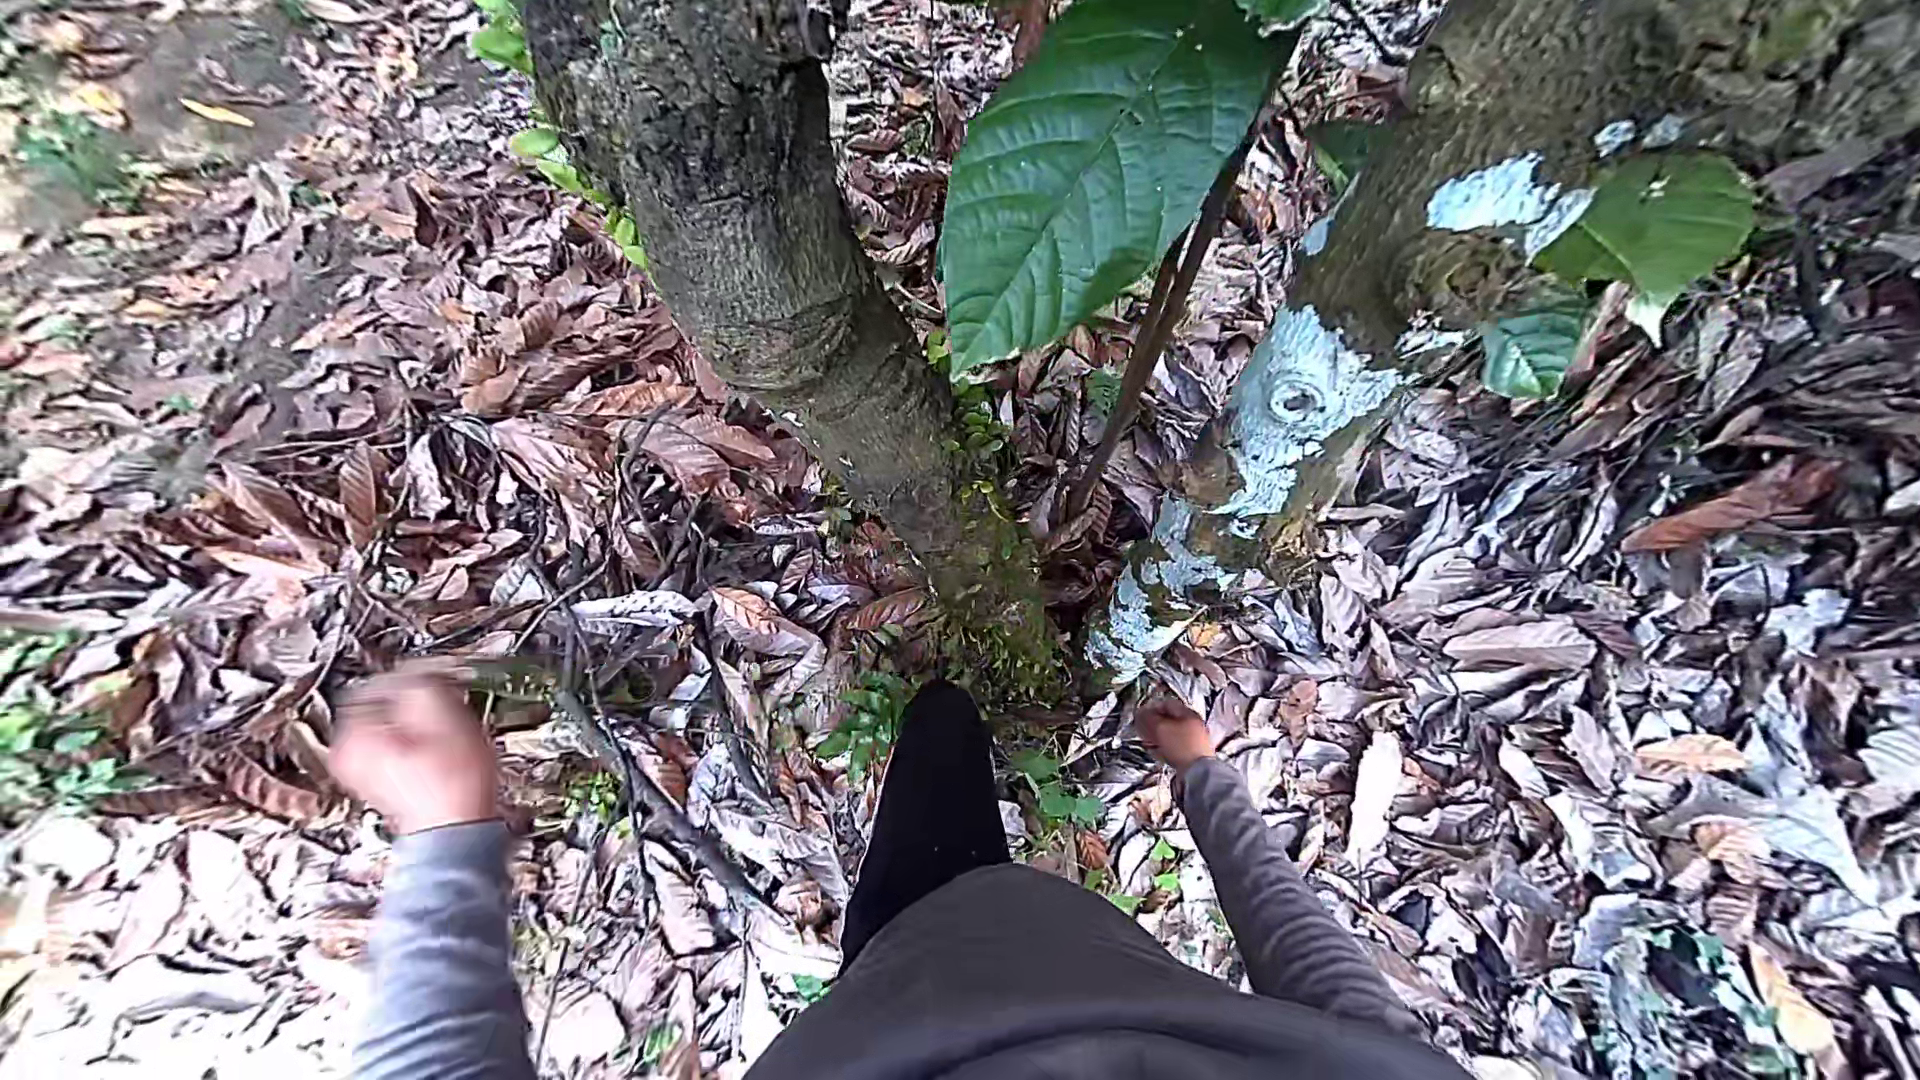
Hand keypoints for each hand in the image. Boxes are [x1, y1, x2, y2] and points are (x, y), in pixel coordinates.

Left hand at [330, 663, 499, 834]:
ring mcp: (364, 771)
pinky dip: (422, 736)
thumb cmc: (451, 781)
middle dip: (417, 697)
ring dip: (422, 716)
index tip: (438, 674)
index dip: (413, 674)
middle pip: (383, 705)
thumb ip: (424, 686)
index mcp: (354, 737)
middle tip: (446, 699)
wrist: (457, 826)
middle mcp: (348, 755)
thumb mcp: (444, 720)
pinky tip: (444, 743)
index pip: (376, 685)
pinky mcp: (384, 780)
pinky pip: (401, 742)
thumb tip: (416, 669)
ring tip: (449, 722)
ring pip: (394, 724)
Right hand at [1134, 697, 1213, 772]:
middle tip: (1144, 729)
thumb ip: (1148, 719)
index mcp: (1189, 714)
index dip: (1152, 708)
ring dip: (1159, 737)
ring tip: (1149, 743)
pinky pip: (1176, 748)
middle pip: (1170, 720)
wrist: (1198, 774)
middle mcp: (1195, 726)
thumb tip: (1140, 714)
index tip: (1142, 715)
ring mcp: (1196, 742)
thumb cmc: (1181, 747)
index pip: (1167, 704)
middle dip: (1155, 725)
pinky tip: (1159, 753)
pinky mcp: (1193, 756)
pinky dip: (1165, 748)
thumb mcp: (1160, 728)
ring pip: (1172, 735)